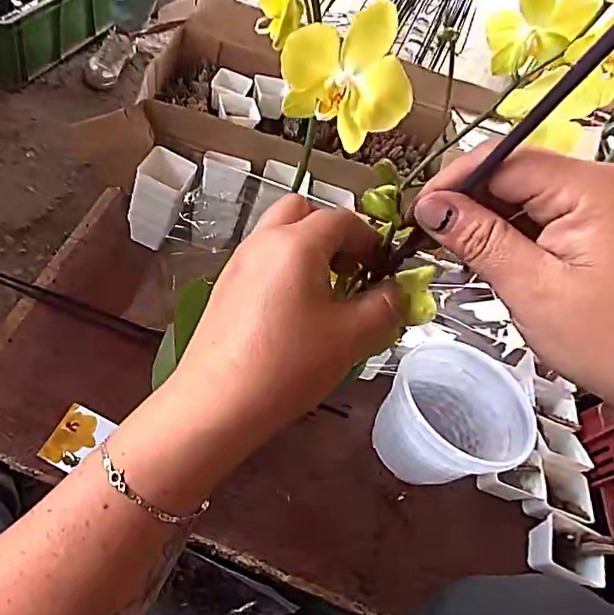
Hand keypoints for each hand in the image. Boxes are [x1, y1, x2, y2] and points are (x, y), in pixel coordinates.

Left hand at [162, 195, 401, 445]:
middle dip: (333, 232)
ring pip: (278, 234)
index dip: (370, 239)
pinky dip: (285, 269)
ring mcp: (238, 264)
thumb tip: (397, 292)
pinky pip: (262, 260)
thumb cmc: (286, 365)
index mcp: (296, 243)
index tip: (382, 267)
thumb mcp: (352, 337)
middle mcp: (263, 243)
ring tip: (326, 294)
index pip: (343, 219)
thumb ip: (386, 306)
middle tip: (351, 268)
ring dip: (307, 250)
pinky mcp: (225, 288)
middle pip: (303, 211)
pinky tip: (295, 313)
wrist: (217, 403)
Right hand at [411, 144, 613, 414]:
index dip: (455, 182)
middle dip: (475, 206)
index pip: (505, 159)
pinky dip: (527, 242)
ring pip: (537, 202)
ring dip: (499, 227)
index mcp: (594, 188)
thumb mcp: (534, 289)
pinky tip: (509, 270)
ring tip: (472, 264)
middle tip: (438, 243)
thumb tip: (434, 206)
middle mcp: (611, 187)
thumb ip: (480, 239)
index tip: (420, 212)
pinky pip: (559, 223)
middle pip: (522, 176)